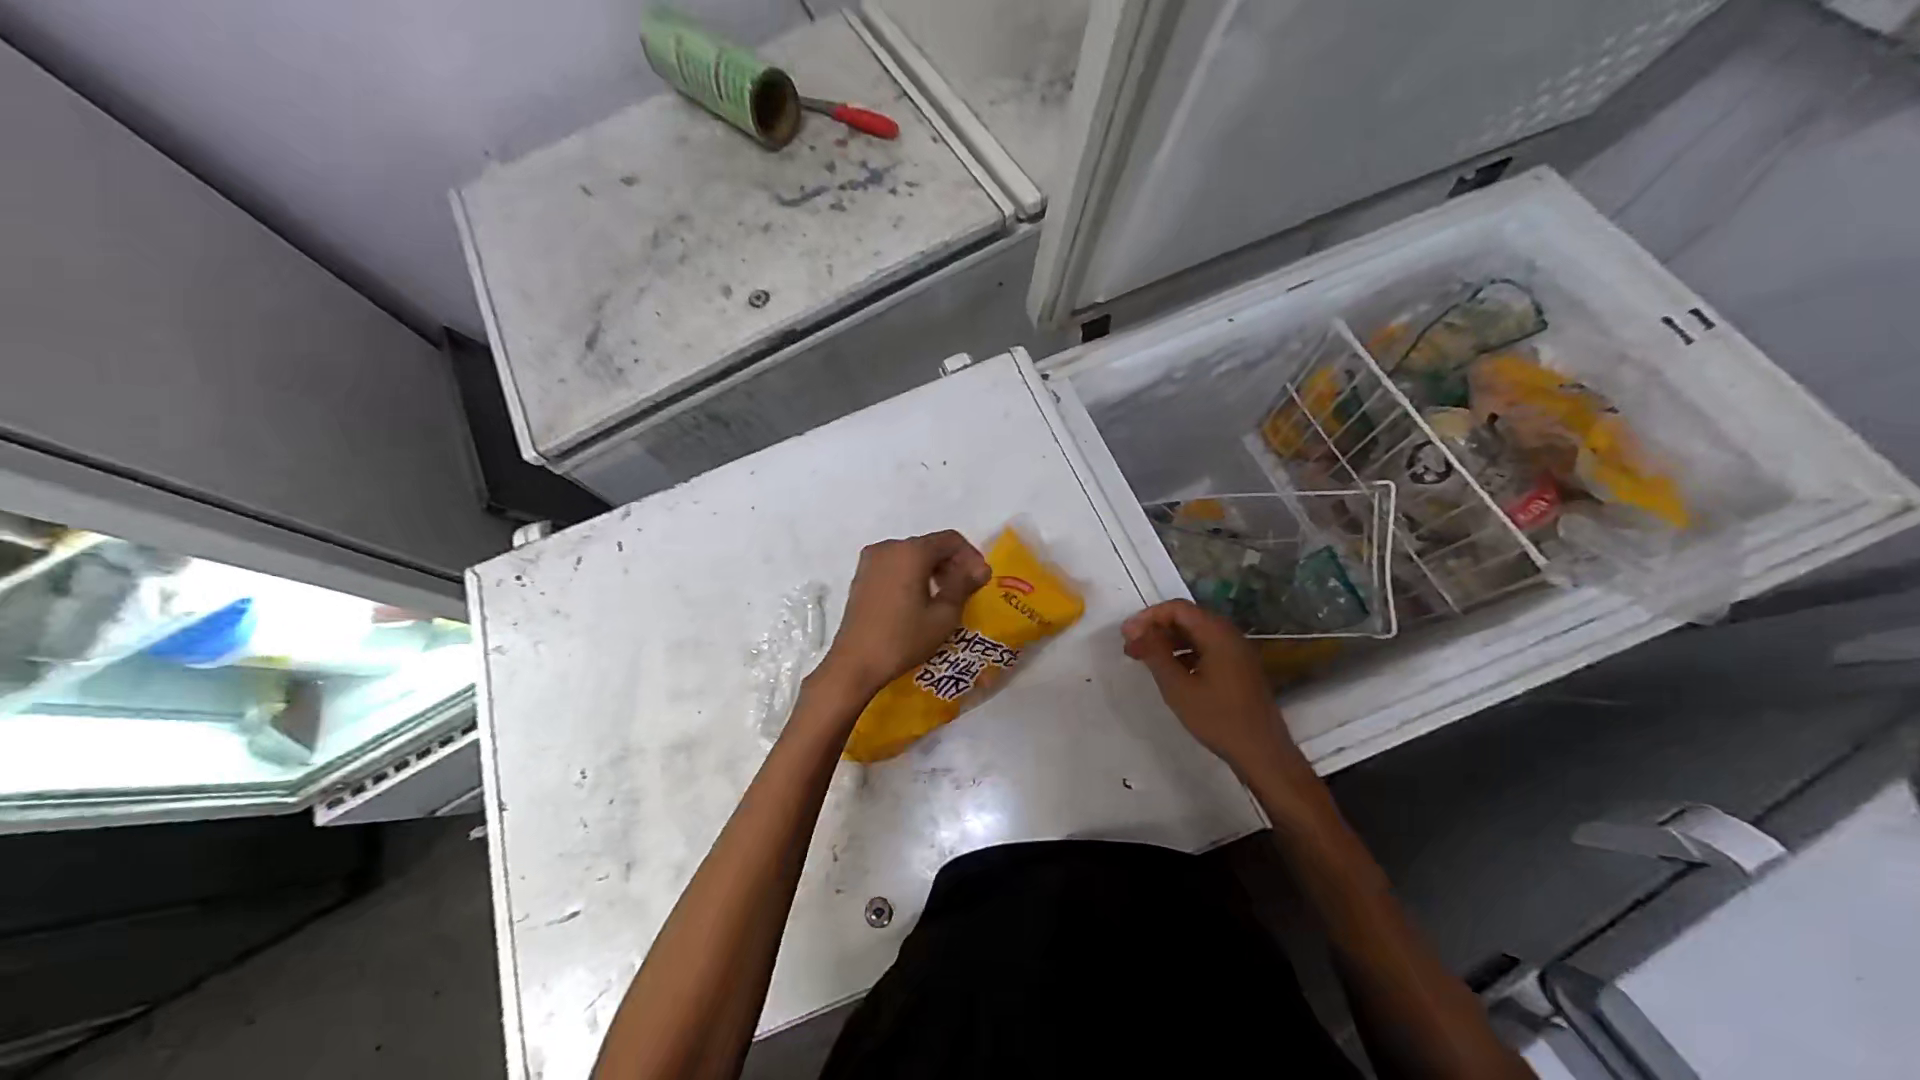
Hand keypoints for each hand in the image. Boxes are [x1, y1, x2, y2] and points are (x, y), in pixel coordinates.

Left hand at [815, 531, 989, 699]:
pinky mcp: (861, 576)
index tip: (981, 579)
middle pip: (930, 545)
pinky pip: (895, 565)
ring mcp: (871, 561)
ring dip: (933, 570)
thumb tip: (980, 568)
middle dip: (952, 563)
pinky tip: (920, 601)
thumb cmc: (903, 639)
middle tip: (967, 590)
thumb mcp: (943, 615)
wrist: (855, 663)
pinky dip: (913, 575)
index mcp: (911, 551)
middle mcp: (889, 547)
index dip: (971, 555)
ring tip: (945, 597)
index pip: (950, 539)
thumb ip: (964, 585)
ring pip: (912, 555)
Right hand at [1121, 600, 1303, 777]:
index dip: (1148, 617)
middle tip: (1131, 646)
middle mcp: (1230, 635)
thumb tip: (1134, 629)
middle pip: (1187, 618)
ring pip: (1196, 634)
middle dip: (1156, 628)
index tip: (1126, 634)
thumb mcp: (1178, 687)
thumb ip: (1155, 653)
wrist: (1262, 752)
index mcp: (1217, 634)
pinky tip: (1169, 671)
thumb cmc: (1218, 718)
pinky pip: (1207, 648)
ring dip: (1168, 641)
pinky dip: (1184, 653)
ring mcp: (1237, 651)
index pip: (1177, 609)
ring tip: (1144, 658)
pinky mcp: (1239, 667)